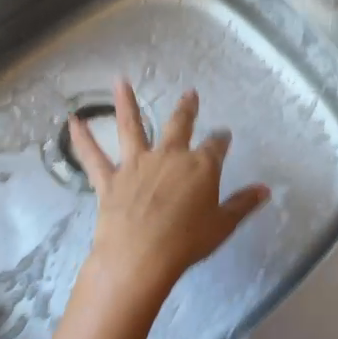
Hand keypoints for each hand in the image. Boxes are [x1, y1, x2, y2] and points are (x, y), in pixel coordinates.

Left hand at [67, 80, 269, 318]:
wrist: (140, 257)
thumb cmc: (187, 241)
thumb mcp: (223, 225)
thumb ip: (243, 204)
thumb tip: (265, 190)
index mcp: (201, 166)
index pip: (216, 145)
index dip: (222, 140)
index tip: (224, 136)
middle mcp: (170, 156)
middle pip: (179, 125)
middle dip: (187, 109)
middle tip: (190, 94)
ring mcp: (137, 165)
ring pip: (132, 127)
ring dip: (126, 103)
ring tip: (120, 82)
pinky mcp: (110, 180)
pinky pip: (93, 156)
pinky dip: (82, 138)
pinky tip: (72, 121)